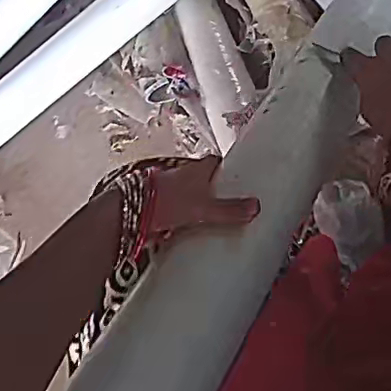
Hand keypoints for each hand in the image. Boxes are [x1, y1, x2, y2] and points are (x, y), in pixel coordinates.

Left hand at [145, 156, 259, 246]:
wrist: (135, 210)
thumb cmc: (168, 200)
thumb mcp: (205, 208)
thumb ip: (230, 210)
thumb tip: (255, 207)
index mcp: (198, 169)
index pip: (216, 162)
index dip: (227, 168)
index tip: (238, 174)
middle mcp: (184, 175)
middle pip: (204, 178)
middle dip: (215, 187)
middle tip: (230, 200)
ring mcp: (172, 190)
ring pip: (191, 193)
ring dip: (200, 202)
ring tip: (214, 217)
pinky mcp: (163, 205)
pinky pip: (180, 210)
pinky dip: (188, 217)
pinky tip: (193, 228)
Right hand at [341, 36, 390, 139]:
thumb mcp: (370, 113)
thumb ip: (367, 96)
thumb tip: (371, 97)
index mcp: (365, 70)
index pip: (351, 57)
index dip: (354, 61)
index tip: (355, 64)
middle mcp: (388, 57)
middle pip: (383, 43)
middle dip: (386, 53)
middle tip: (389, 67)